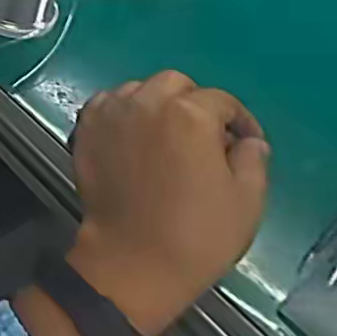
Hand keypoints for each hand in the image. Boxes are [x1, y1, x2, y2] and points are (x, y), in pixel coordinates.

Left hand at [67, 71, 270, 335]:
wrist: (135, 252)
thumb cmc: (198, 231)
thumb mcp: (246, 198)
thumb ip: (251, 159)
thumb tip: (248, 139)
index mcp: (187, 114)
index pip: (219, 99)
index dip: (239, 119)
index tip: (245, 140)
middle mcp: (143, 101)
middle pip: (173, 83)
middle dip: (195, 101)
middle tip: (206, 134)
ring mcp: (109, 110)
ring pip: (137, 89)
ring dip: (156, 103)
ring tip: (168, 136)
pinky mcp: (85, 124)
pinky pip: (108, 103)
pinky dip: (124, 111)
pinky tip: (135, 137)